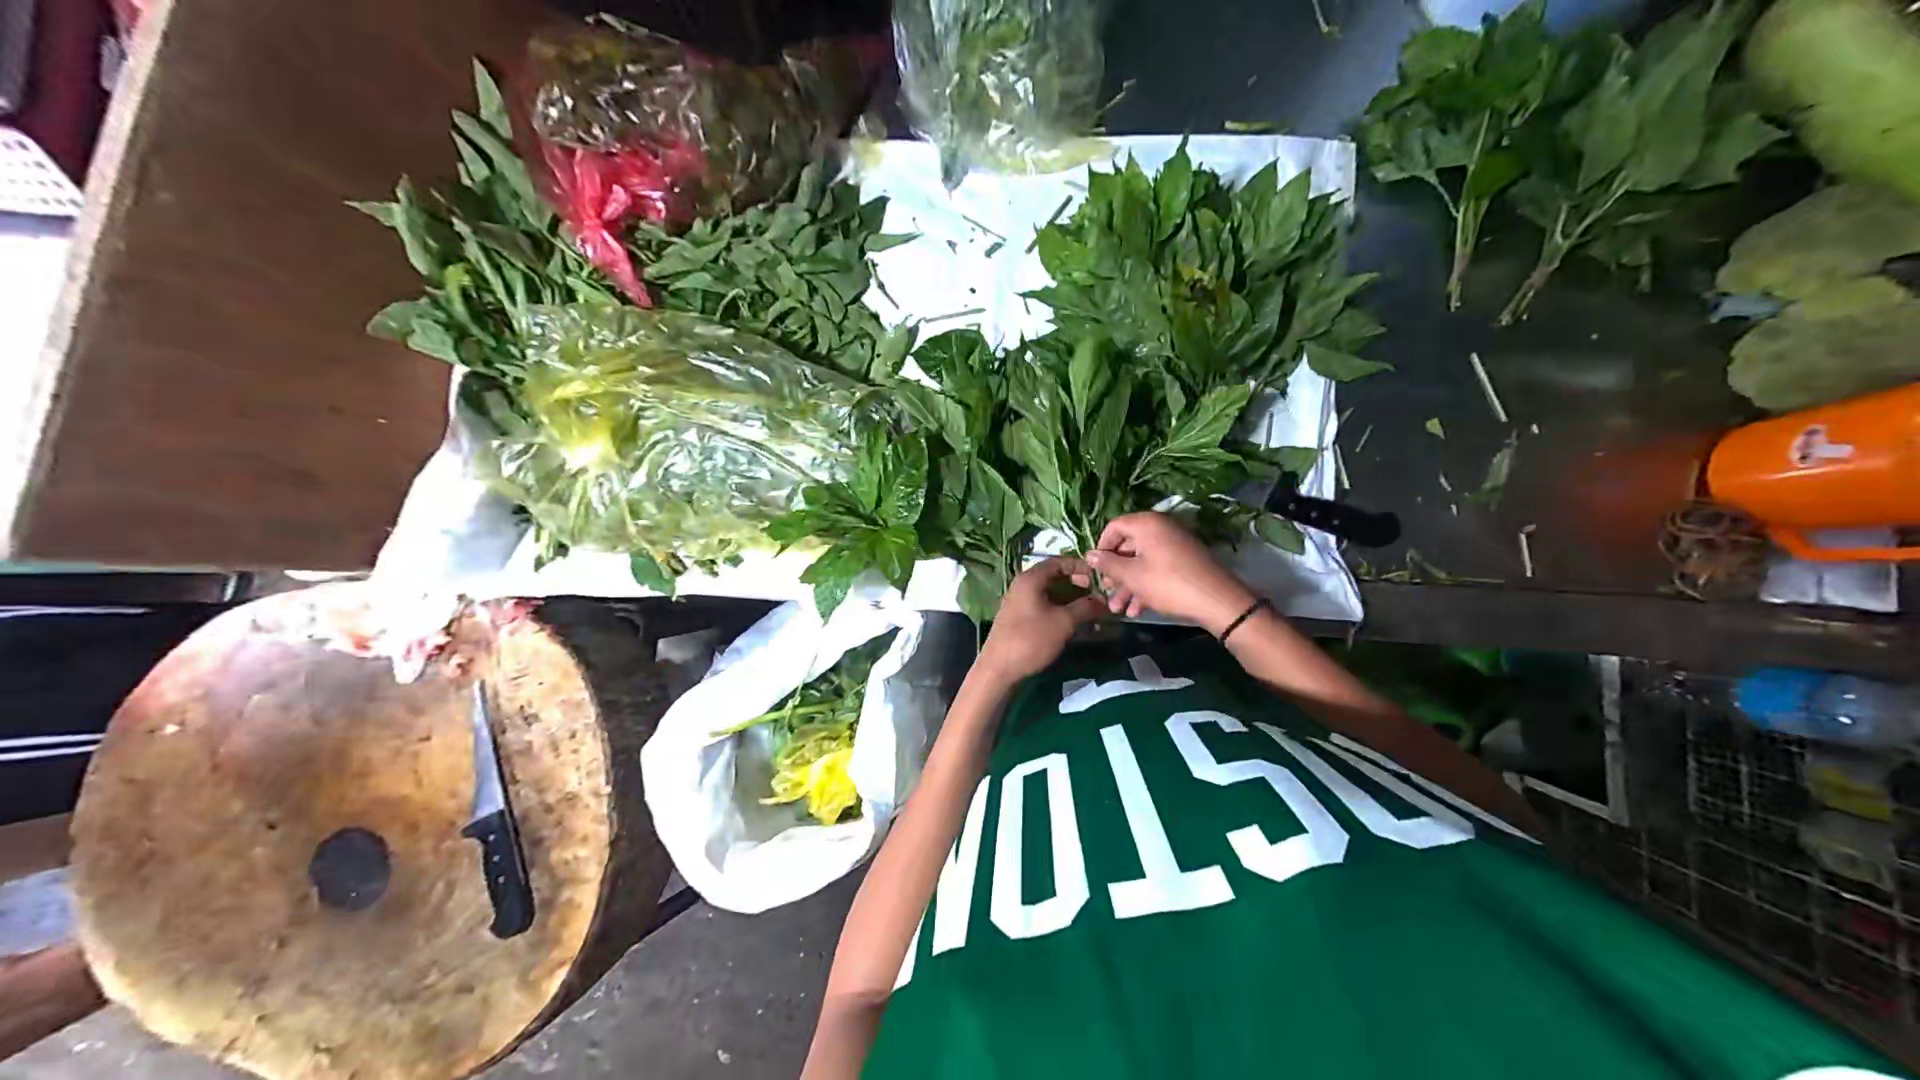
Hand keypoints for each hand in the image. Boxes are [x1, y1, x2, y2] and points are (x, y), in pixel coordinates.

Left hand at [976, 557, 1106, 682]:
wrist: (999, 670)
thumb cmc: (1031, 640)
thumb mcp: (1063, 622)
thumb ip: (1086, 607)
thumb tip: (1105, 601)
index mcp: (1030, 579)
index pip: (1059, 562)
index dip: (1081, 567)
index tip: (1100, 577)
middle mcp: (1023, 586)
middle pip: (1055, 578)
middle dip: (1079, 586)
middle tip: (1099, 596)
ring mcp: (1020, 603)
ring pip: (1051, 594)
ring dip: (1072, 600)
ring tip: (1093, 611)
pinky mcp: (1020, 619)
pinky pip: (1045, 607)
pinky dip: (1061, 611)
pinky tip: (1076, 623)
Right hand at [1085, 512, 1258, 633]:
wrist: (1216, 600)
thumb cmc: (1168, 583)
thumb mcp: (1132, 575)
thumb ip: (1107, 564)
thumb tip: (1088, 555)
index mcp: (1146, 524)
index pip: (1114, 527)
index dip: (1101, 547)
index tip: (1095, 568)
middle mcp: (1160, 528)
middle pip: (1128, 546)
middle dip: (1115, 573)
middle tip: (1106, 592)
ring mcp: (1174, 545)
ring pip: (1142, 562)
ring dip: (1128, 585)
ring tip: (1119, 609)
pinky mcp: (1184, 561)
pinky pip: (1157, 568)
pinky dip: (1145, 586)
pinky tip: (1137, 610)